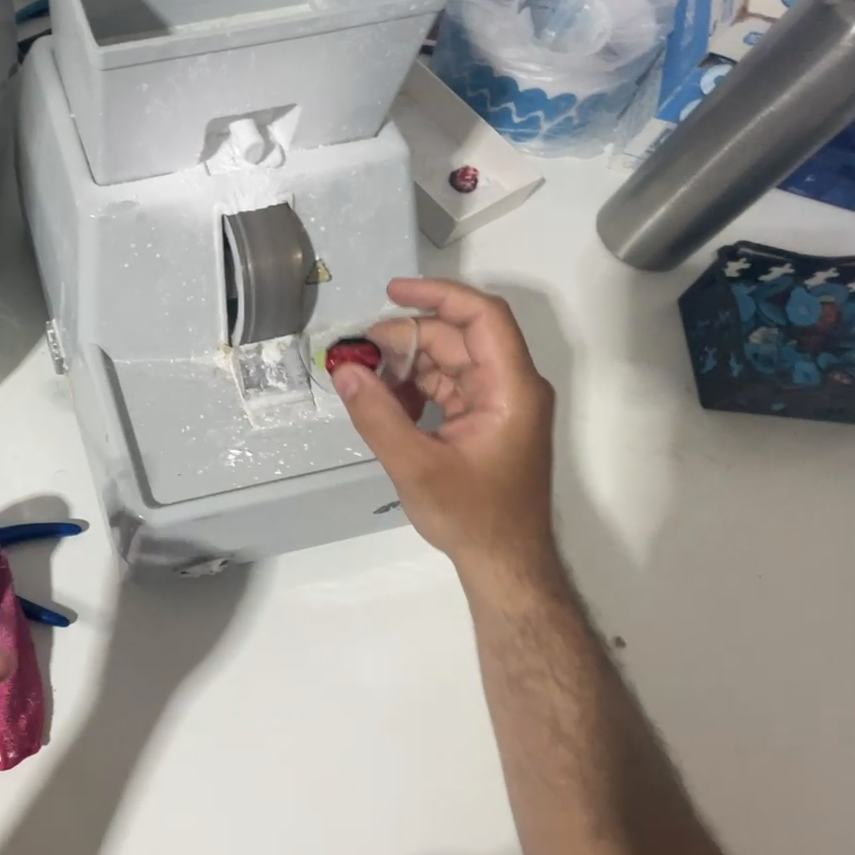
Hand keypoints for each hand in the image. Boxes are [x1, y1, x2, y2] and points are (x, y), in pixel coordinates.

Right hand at [332, 279, 556, 577]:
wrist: (504, 562)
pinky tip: (386, 403)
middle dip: (406, 340)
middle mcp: (511, 387)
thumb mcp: (415, 466)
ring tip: (366, 380)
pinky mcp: (484, 423)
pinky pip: (448, 389)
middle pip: (458, 340)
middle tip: (358, 353)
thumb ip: (376, 415)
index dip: (437, 296)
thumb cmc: (471, 516)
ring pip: (450, 363)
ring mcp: (499, 405)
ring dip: (407, 366)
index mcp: (511, 389)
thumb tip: (343, 369)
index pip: (481, 318)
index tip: (391, 292)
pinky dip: (415, 390)